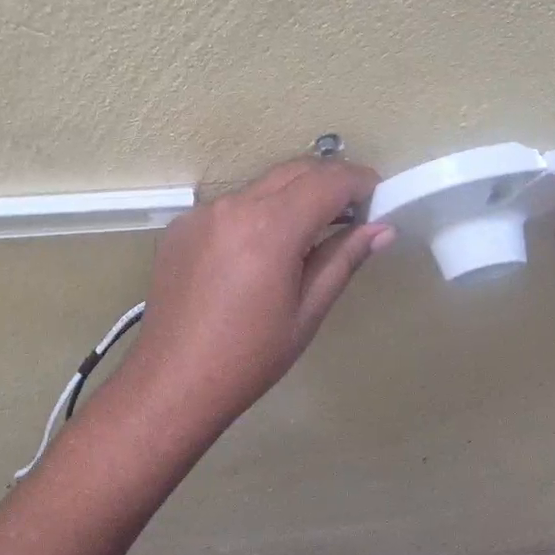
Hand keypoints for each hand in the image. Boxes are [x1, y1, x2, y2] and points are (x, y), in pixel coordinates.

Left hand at [123, 158, 394, 421]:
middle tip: (351, 214)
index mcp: (269, 228)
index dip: (359, 181)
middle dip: (328, 182)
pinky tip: (257, 256)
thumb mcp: (307, 312)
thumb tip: (382, 229)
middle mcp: (233, 207)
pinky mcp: (180, 227)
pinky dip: (255, 215)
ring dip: (291, 198)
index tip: (378, 196)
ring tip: (305, 239)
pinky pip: (230, 207)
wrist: (172, 382)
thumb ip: (343, 260)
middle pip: (294, 171)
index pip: (327, 181)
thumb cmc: (249, 357)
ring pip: (261, 187)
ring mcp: (201, 213)